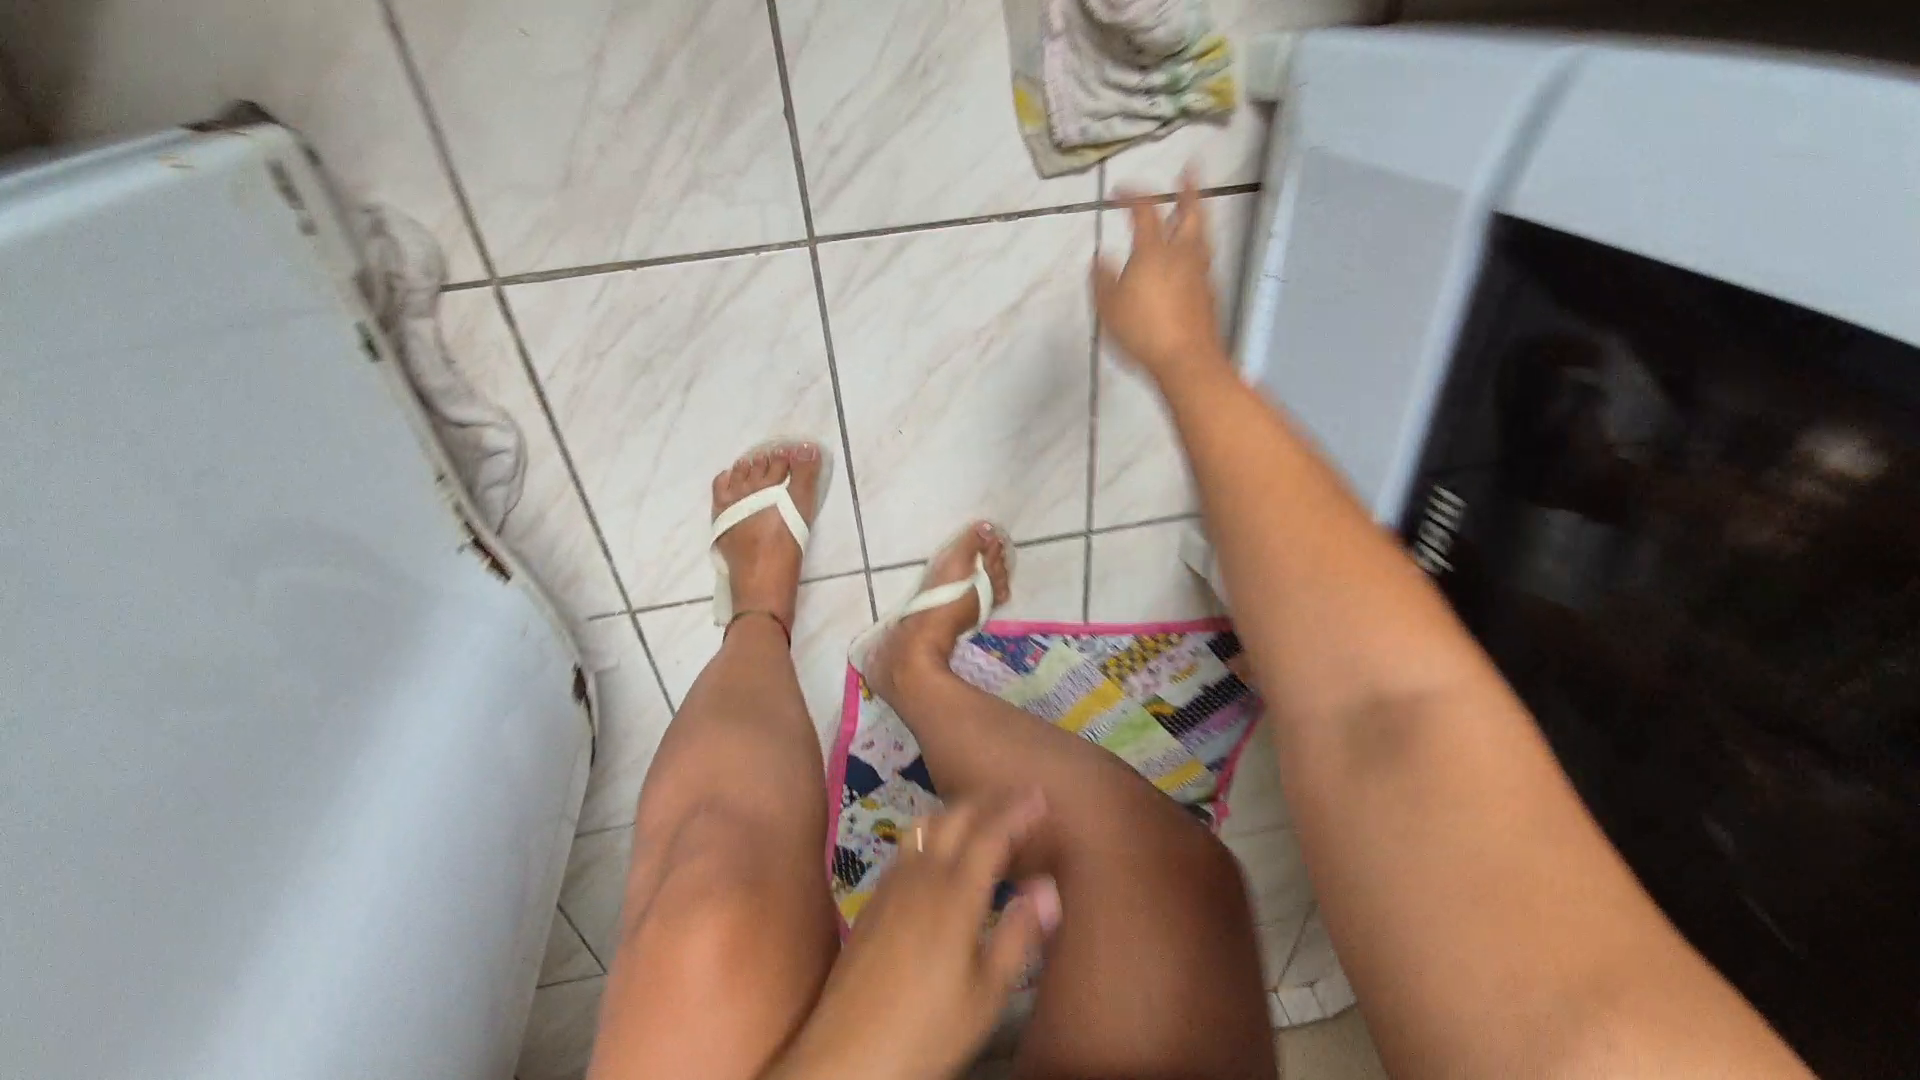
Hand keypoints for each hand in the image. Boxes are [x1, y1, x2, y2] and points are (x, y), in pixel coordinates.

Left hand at [768, 790, 1060, 1079]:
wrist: (846, 1056)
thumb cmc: (928, 1030)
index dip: (1017, 810)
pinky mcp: (872, 900)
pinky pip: (907, 845)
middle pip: (956, 816)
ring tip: (983, 813)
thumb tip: (1048, 887)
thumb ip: (1019, 935)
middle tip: (1016, 796)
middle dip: (988, 799)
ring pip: (927, 825)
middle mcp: (921, 877)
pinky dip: (934, 831)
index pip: (991, 834)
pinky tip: (941, 851)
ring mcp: (891, 885)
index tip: (1040, 795)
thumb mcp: (987, 995)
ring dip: (958, 809)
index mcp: (955, 896)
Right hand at [1093, 173, 1229, 383]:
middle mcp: (1181, 255)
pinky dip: (1196, 248)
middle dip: (1189, 188)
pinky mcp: (1208, 293)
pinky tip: (1189, 257)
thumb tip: (1101, 257)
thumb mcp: (1108, 307)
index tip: (1118, 191)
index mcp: (1153, 252)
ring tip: (1193, 210)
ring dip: (1198, 216)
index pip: (1144, 212)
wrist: (1187, 360)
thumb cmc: (1142, 332)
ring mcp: (1199, 273)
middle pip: (1191, 212)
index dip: (1132, 196)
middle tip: (1191, 169)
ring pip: (1201, 235)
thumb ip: (1103, 278)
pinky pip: (1203, 259)